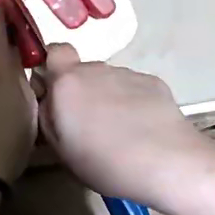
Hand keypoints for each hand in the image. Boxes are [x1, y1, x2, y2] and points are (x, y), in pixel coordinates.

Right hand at [39, 43, 207, 208]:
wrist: (165, 162)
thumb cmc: (102, 161)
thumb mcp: (59, 148)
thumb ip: (48, 117)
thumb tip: (49, 101)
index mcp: (67, 82)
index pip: (54, 51)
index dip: (52, 68)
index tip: (53, 94)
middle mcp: (97, 70)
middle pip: (82, 72)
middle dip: (81, 92)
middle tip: (86, 126)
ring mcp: (128, 74)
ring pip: (109, 82)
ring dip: (107, 99)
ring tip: (117, 132)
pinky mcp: (155, 83)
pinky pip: (133, 89)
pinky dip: (132, 104)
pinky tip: (140, 130)